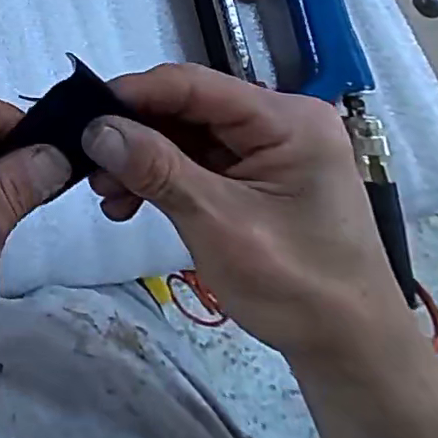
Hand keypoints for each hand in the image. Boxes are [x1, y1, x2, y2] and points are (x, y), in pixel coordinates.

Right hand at [83, 63, 412, 360]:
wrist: (353, 354)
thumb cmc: (298, 288)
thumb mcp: (220, 225)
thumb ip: (158, 170)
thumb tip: (97, 129)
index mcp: (287, 118)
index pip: (196, 84)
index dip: (136, 92)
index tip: (85, 111)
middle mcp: (279, 119)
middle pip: (189, 108)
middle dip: (136, 135)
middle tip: (91, 165)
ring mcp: (269, 146)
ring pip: (188, 134)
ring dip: (144, 160)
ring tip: (107, 193)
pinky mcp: (257, 172)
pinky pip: (199, 160)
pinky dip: (164, 178)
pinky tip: (132, 201)